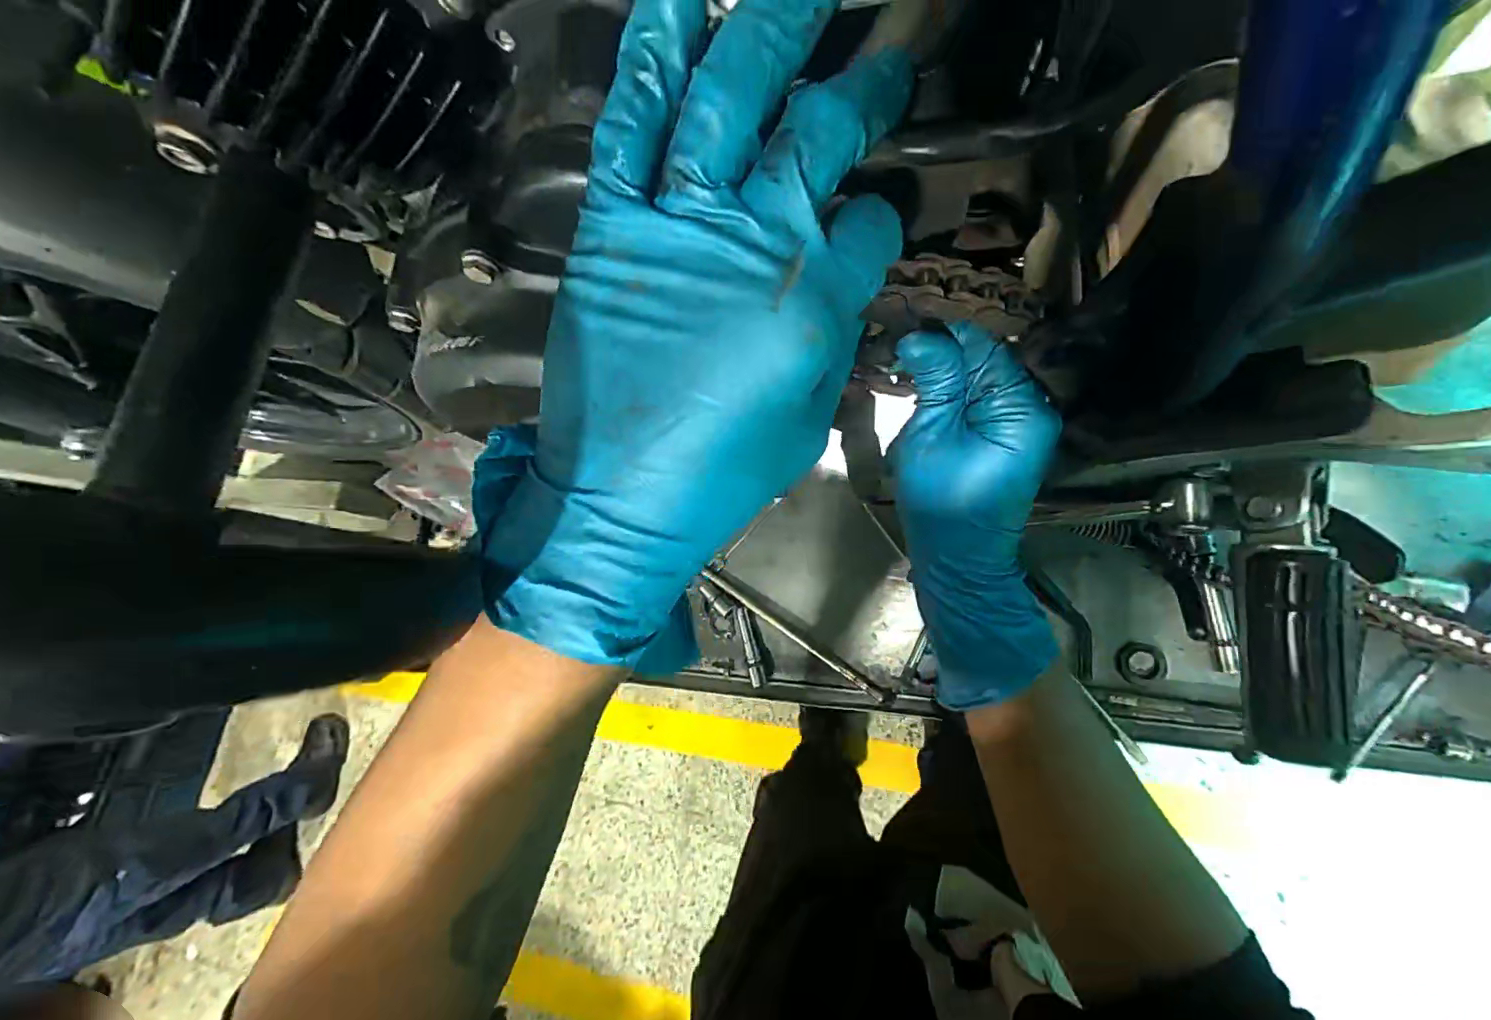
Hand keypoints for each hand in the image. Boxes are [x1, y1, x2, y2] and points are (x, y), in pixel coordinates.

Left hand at [475, 0, 913, 667]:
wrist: (621, 498)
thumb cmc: (722, 474)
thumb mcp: (807, 417)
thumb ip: (833, 332)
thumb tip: (845, 267)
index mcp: (816, 297)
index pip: (868, 225)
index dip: (878, 216)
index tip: (872, 211)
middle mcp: (757, 241)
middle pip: (812, 130)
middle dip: (850, 80)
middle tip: (873, 43)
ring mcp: (679, 226)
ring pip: (722, 100)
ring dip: (759, 29)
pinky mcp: (612, 232)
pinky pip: (630, 130)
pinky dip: (648, 61)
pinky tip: (672, 4)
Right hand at [890, 322, 1060, 708]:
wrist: (958, 556)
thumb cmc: (942, 502)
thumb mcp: (931, 438)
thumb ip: (935, 382)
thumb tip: (920, 334)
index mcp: (1021, 405)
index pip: (981, 346)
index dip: (940, 331)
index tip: (900, 319)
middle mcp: (1031, 405)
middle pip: (984, 357)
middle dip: (940, 347)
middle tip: (893, 338)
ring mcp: (1020, 421)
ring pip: (978, 375)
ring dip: (942, 366)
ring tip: (900, 358)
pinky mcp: (1004, 434)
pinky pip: (977, 396)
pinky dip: (949, 387)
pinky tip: (920, 383)